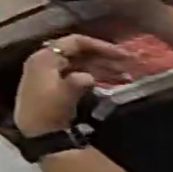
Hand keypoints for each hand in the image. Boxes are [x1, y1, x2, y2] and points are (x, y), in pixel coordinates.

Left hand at [14, 33, 129, 137]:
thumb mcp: (63, 96)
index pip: (73, 42)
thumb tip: (86, 76)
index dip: (100, 45)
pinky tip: (120, 81)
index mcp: (43, 59)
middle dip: (107, 56)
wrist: (38, 129)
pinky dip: (100, 75)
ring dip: (107, 66)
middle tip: (134, 63)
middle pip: (80, 51)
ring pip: (82, 63)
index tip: (124, 54)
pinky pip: (81, 73)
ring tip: (131, 74)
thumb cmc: (48, 110)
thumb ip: (75, 83)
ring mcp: (49, 72)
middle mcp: (44, 61)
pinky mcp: (56, 83)